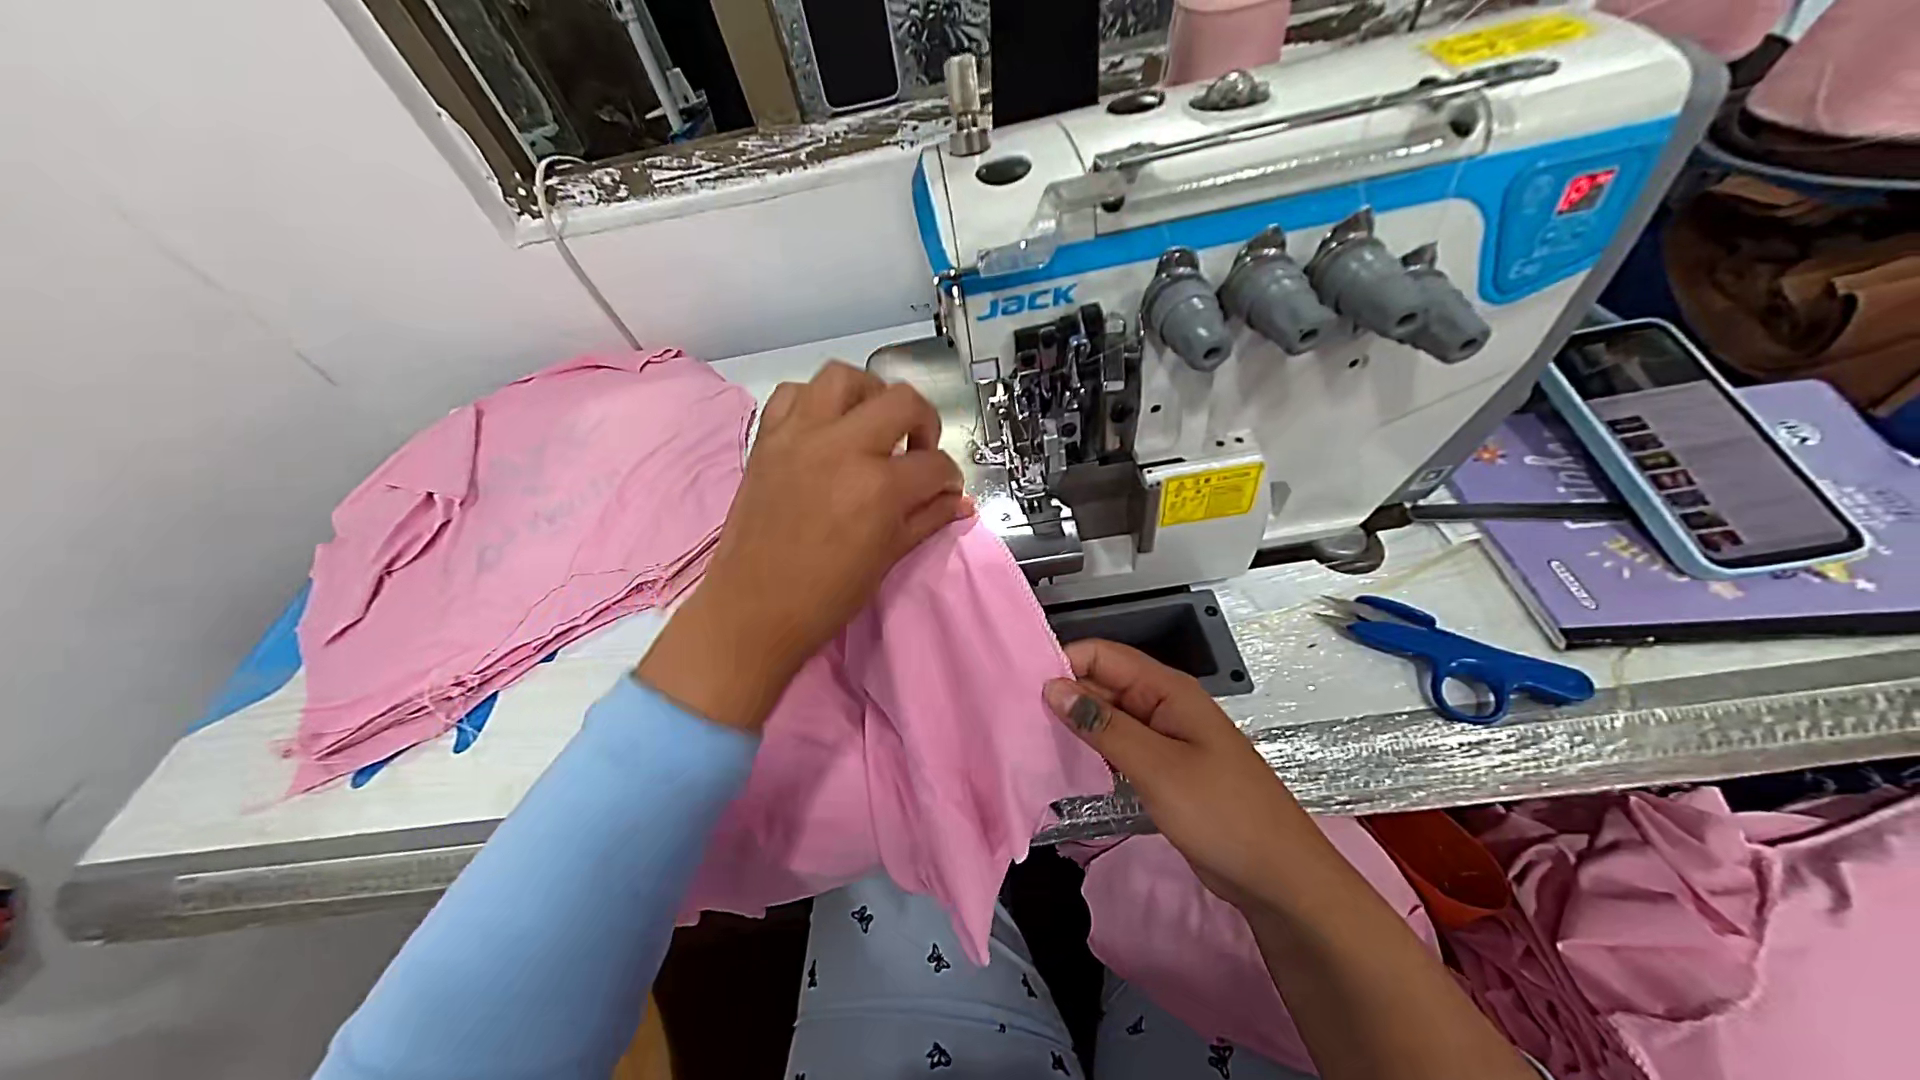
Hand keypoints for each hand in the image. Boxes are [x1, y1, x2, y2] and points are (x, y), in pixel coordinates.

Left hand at [637, 362, 967, 731]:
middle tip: (918, 450)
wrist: (753, 610)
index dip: (950, 479)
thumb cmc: (825, 596)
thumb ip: (928, 519)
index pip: (935, 465)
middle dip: (925, 422)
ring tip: (873, 425)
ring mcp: (799, 437)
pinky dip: (815, 402)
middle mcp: (842, 448)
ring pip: (844, 376)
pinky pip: (793, 393)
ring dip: (870, 394)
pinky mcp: (767, 439)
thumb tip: (960, 502)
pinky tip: (825, 429)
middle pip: (902, 401)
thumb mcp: (888, 557)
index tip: (946, 490)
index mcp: (879, 487)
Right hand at [1048, 641, 1541, 1079]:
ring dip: (1075, 724)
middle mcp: (1161, 704)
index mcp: (1166, 689)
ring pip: (1106, 716)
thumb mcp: (1157, 766)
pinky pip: (1117, 745)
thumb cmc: (1222, 812)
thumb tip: (1052, 687)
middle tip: (1018, 718)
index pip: (1103, 655)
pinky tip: (1065, 764)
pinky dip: (1092, 750)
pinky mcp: (1160, 767)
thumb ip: (1102, 724)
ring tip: (1031, 739)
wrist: (1276, 876)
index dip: (1064, 664)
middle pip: (1102, 683)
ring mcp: (1161, 737)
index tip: (1022, 686)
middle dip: (1063, 695)